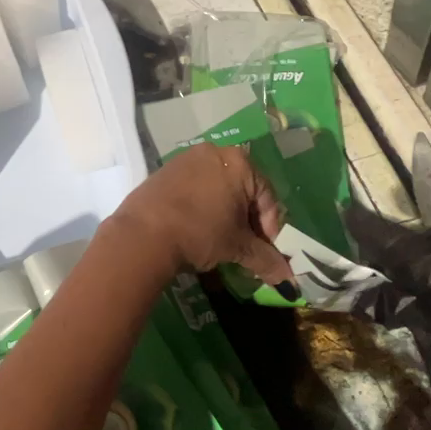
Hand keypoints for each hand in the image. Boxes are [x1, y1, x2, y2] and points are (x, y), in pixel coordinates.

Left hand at [109, 143, 292, 285]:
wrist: (143, 234)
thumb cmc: (200, 232)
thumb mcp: (237, 247)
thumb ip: (266, 259)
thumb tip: (287, 277)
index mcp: (239, 162)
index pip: (267, 198)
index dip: (270, 229)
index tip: (264, 252)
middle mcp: (213, 152)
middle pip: (242, 190)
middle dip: (247, 221)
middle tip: (244, 247)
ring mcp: (186, 159)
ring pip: (217, 188)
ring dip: (224, 214)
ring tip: (220, 241)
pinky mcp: (165, 170)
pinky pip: (194, 187)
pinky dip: (202, 206)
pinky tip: (196, 229)